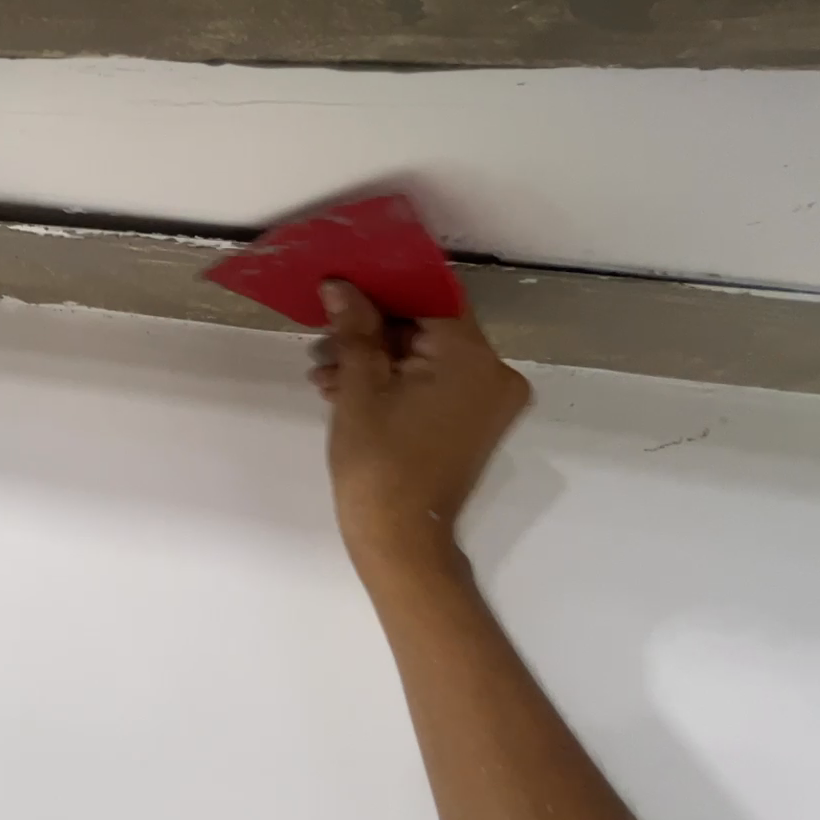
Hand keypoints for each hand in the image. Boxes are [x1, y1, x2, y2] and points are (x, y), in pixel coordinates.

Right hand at [309, 281, 530, 569]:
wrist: (399, 534)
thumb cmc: (377, 459)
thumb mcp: (359, 387)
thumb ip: (355, 330)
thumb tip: (341, 285)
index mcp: (474, 359)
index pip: (431, 299)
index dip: (384, 289)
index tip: (341, 290)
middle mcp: (495, 373)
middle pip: (429, 328)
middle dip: (373, 331)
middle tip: (323, 342)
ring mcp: (488, 400)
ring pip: (426, 356)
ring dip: (377, 359)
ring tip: (327, 376)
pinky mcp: (474, 420)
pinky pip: (434, 381)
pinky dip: (395, 381)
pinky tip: (348, 392)